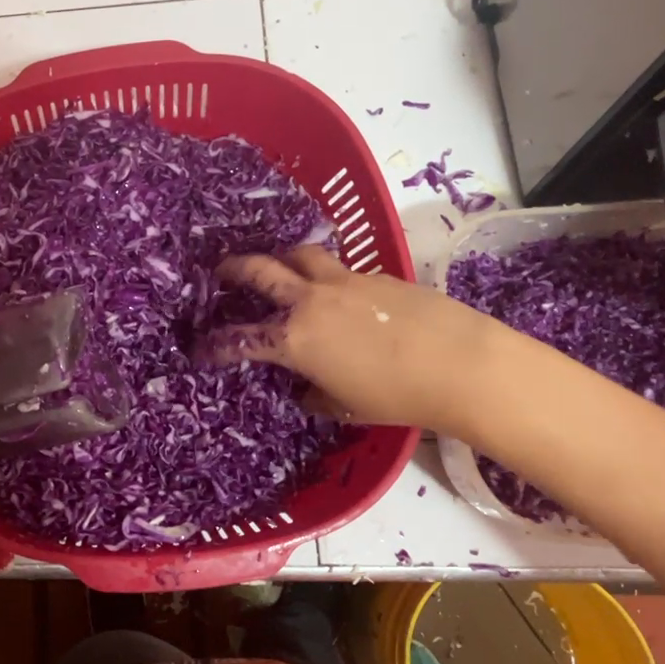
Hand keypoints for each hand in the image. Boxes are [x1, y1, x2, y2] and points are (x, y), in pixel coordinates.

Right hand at [205, 247, 506, 433]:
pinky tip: (340, 295)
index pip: (242, 338)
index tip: (202, 348)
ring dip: (283, 259)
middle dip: (235, 269)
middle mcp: (311, 301)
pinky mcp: (377, 275)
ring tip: (279, 267)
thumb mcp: (345, 407)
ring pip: (301, 255)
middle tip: (222, 271)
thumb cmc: (397, 395)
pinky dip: (327, 276)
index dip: (217, 345)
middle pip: (261, 271)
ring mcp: (345, 282)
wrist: (462, 363)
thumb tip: (304, 389)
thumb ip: (315, 395)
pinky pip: (341, 269)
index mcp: (295, 339)